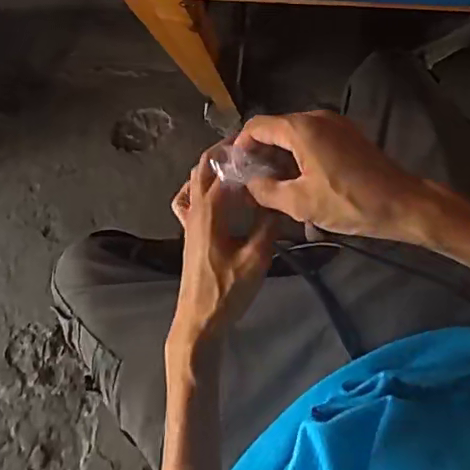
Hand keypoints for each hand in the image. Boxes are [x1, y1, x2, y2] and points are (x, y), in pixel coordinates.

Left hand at [167, 145, 275, 357]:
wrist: (200, 321)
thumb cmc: (227, 290)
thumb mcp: (257, 258)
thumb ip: (269, 225)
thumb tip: (281, 199)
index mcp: (210, 208)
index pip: (225, 167)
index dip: (245, 154)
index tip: (267, 148)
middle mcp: (196, 207)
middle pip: (205, 165)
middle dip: (226, 152)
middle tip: (254, 149)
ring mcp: (189, 218)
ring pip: (195, 179)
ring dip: (214, 166)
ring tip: (239, 165)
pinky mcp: (189, 231)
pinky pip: (188, 199)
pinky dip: (199, 188)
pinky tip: (218, 195)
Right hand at [235, 110, 435, 242]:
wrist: (404, 204)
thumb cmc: (350, 202)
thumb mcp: (301, 204)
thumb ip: (266, 191)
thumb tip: (249, 183)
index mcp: (301, 129)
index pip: (257, 126)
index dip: (240, 145)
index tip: (234, 168)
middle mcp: (316, 117)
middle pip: (275, 128)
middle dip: (260, 152)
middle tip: (252, 180)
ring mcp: (334, 123)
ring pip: (294, 134)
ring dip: (280, 155)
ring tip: (274, 184)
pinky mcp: (346, 134)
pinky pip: (312, 138)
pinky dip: (299, 154)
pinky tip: (300, 180)